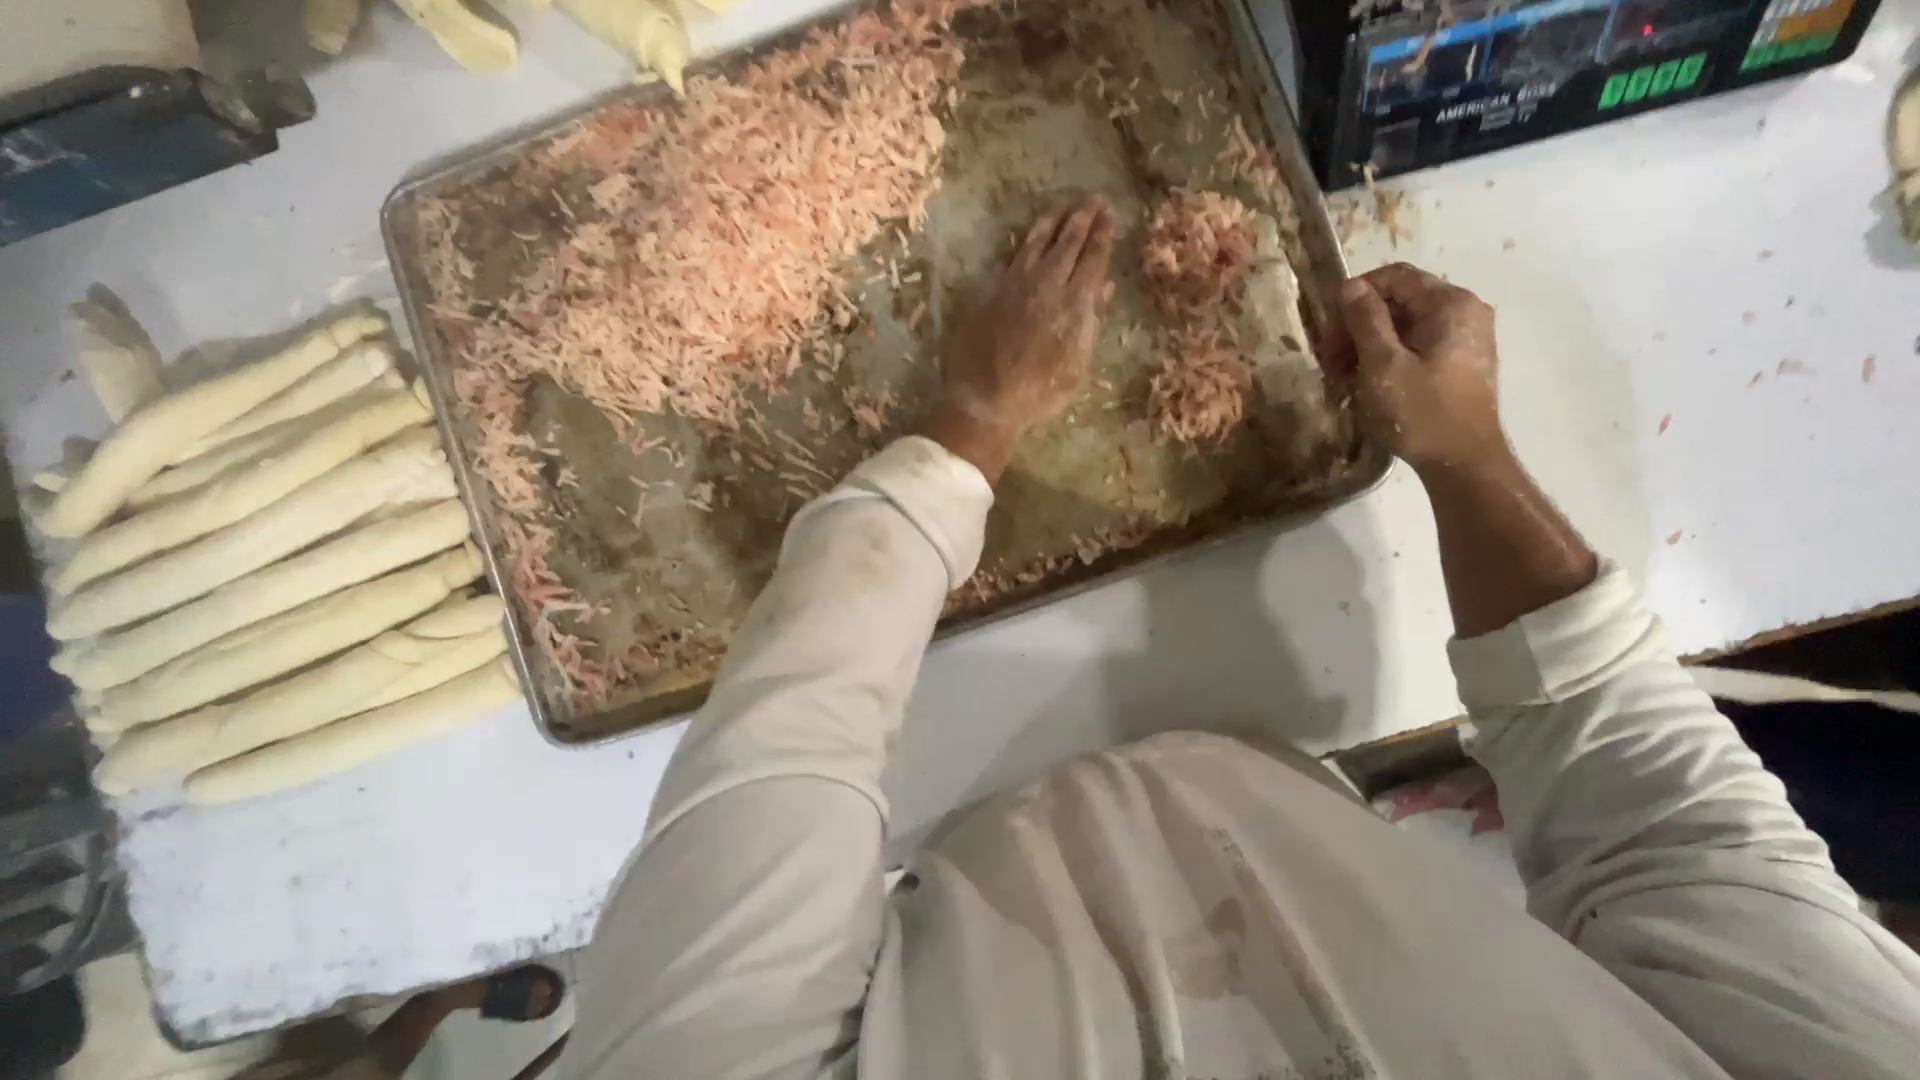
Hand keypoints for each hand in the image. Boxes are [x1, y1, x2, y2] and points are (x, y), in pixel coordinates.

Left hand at [922, 196, 1117, 483]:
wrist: (986, 399)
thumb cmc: (1039, 392)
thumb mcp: (1077, 366)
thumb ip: (1092, 322)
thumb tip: (1104, 287)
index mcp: (1075, 303)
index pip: (1094, 257)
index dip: (1103, 233)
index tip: (1109, 214)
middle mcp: (1047, 284)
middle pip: (1067, 241)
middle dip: (1082, 218)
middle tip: (1092, 200)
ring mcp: (1016, 284)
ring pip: (1036, 242)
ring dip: (1052, 222)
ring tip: (1062, 207)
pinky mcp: (991, 290)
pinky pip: (1011, 256)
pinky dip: (1023, 241)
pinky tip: (1027, 234)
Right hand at [1327, 262, 1507, 475]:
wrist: (1463, 462)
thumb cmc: (1421, 412)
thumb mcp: (1382, 365)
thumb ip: (1365, 320)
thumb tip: (1350, 285)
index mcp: (1450, 304)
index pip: (1395, 276)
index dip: (1355, 294)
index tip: (1327, 325)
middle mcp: (1464, 312)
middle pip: (1399, 301)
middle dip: (1357, 325)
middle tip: (1327, 359)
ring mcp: (1464, 338)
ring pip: (1404, 326)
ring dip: (1366, 345)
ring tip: (1340, 376)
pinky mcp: (1459, 363)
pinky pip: (1415, 346)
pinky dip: (1386, 357)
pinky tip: (1364, 383)